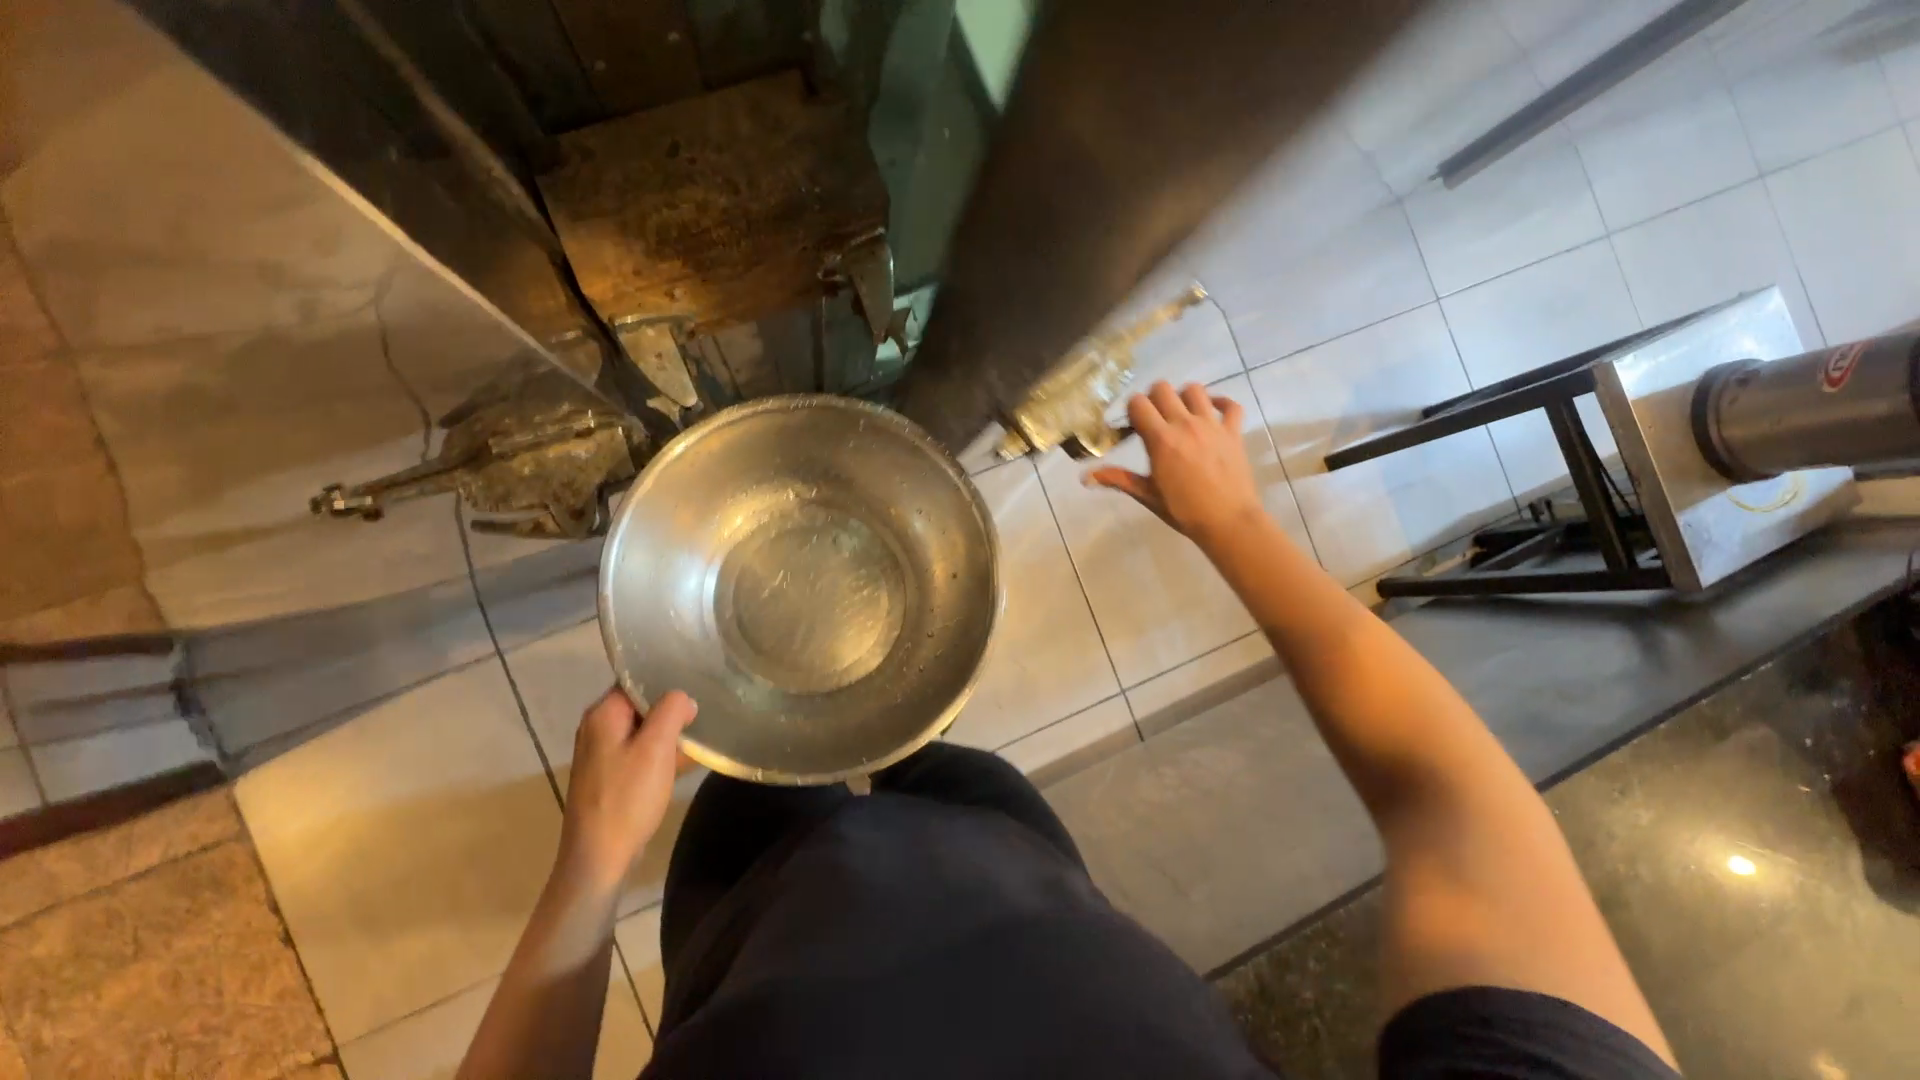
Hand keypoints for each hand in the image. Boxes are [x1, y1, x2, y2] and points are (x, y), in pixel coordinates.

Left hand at [557, 687, 697, 889]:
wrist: (599, 857)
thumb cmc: (627, 798)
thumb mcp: (656, 749)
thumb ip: (671, 711)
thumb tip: (684, 698)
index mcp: (602, 715)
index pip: (637, 681)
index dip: (667, 683)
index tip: (697, 688)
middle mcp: (597, 729)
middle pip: (641, 706)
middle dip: (671, 712)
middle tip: (704, 715)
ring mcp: (601, 755)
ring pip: (643, 731)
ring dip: (669, 736)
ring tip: (700, 739)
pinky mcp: (609, 778)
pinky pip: (639, 755)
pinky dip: (660, 756)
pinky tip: (684, 765)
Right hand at [1086, 381, 1266, 548]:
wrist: (1228, 522)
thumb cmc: (1183, 511)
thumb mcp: (1147, 495)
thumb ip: (1118, 479)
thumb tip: (1086, 477)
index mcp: (1160, 439)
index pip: (1138, 403)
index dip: (1132, 410)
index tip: (1134, 426)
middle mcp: (1185, 424)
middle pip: (1163, 388)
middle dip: (1154, 398)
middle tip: (1155, 418)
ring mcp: (1212, 425)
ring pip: (1195, 390)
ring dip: (1184, 397)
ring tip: (1181, 414)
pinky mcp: (1234, 432)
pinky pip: (1231, 405)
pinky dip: (1221, 403)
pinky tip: (1213, 411)